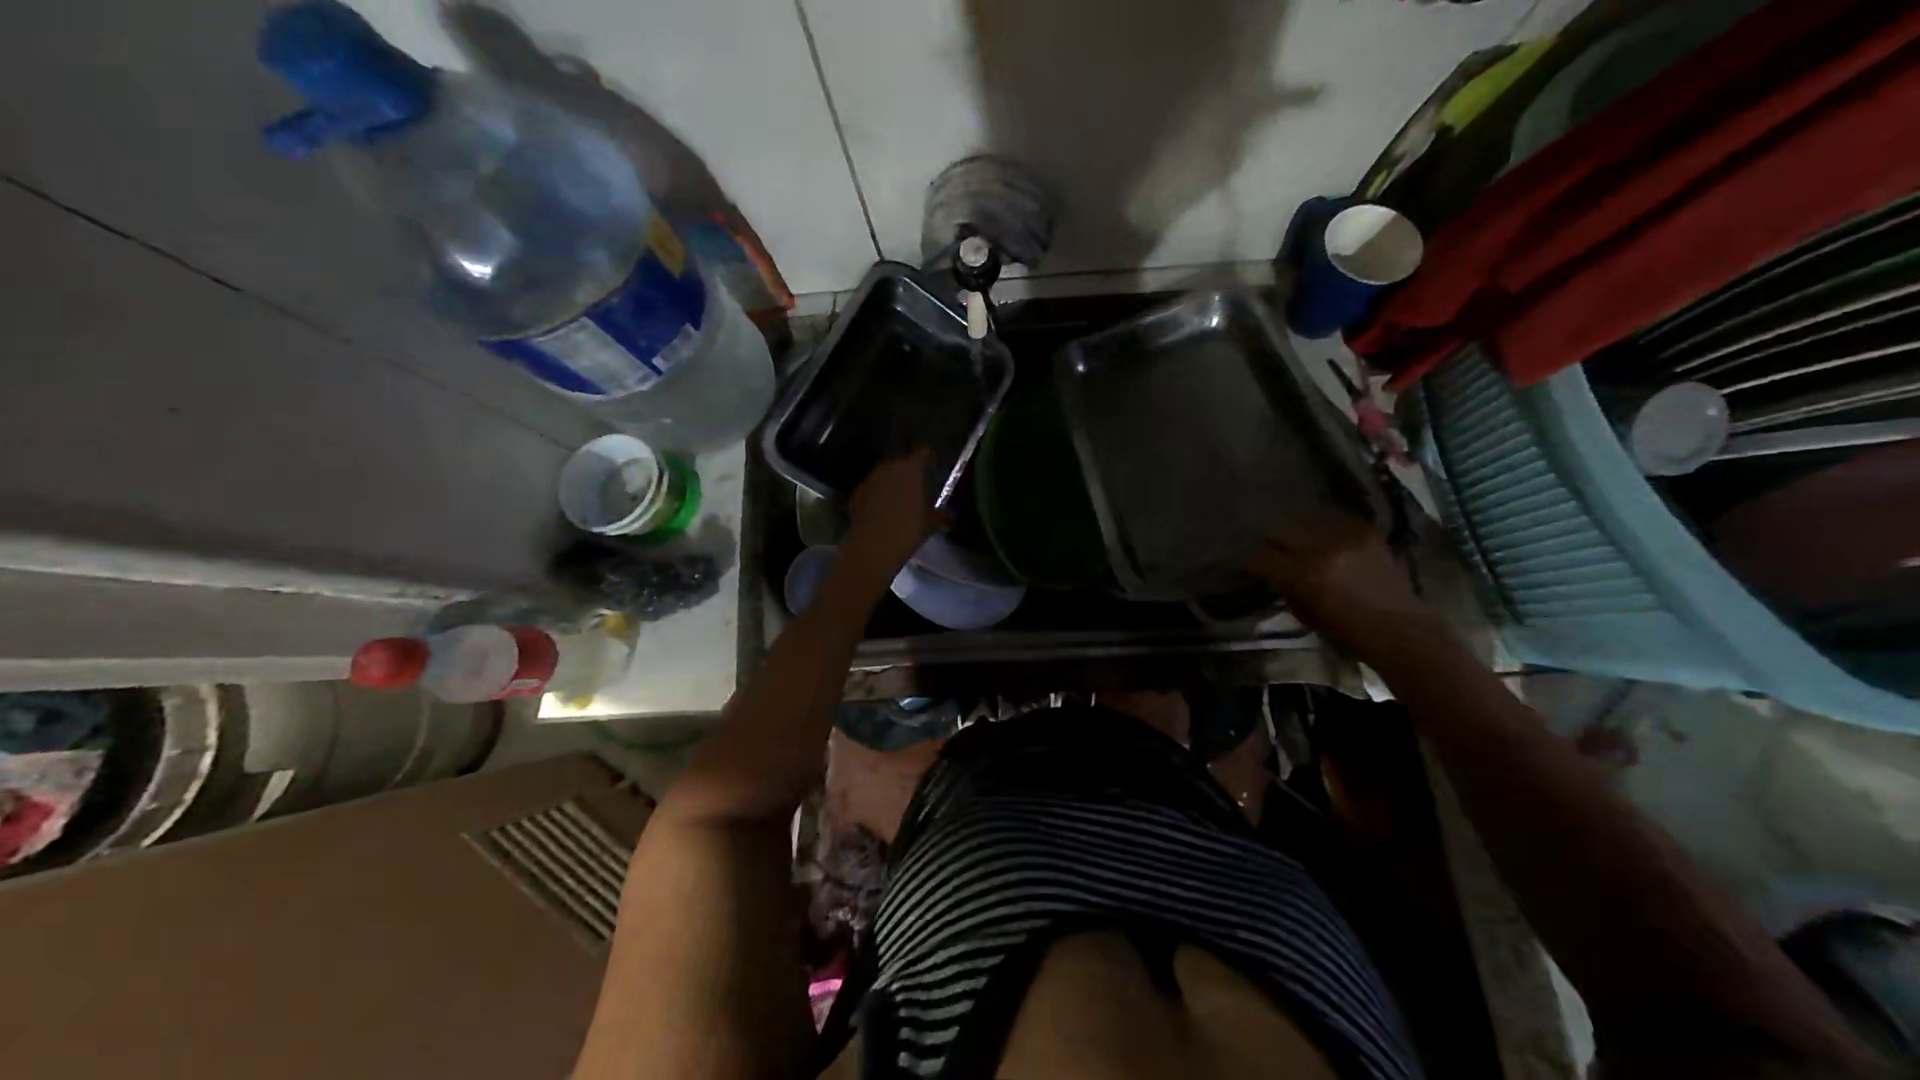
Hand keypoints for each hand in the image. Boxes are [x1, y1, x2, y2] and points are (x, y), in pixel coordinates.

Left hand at [842, 448, 942, 577]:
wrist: (873, 546)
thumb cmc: (908, 530)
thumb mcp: (930, 523)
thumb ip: (941, 515)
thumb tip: (951, 514)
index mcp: (910, 470)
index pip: (921, 454)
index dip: (927, 456)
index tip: (930, 460)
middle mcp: (888, 468)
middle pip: (900, 465)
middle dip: (907, 473)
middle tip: (915, 487)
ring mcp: (870, 479)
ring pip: (884, 477)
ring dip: (890, 484)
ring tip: (898, 500)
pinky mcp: (856, 493)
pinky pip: (871, 490)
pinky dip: (876, 497)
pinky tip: (881, 511)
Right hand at [1247, 511, 1438, 656]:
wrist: (1401, 629)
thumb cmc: (1349, 632)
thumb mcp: (1306, 615)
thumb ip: (1286, 588)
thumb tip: (1272, 571)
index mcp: (1304, 575)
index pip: (1262, 556)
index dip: (1253, 562)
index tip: (1255, 566)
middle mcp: (1322, 549)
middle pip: (1279, 529)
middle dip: (1271, 541)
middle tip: (1273, 551)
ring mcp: (1346, 537)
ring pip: (1304, 518)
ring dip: (1297, 530)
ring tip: (1298, 539)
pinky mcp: (1366, 531)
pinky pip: (1334, 516)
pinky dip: (1323, 524)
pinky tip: (1323, 534)